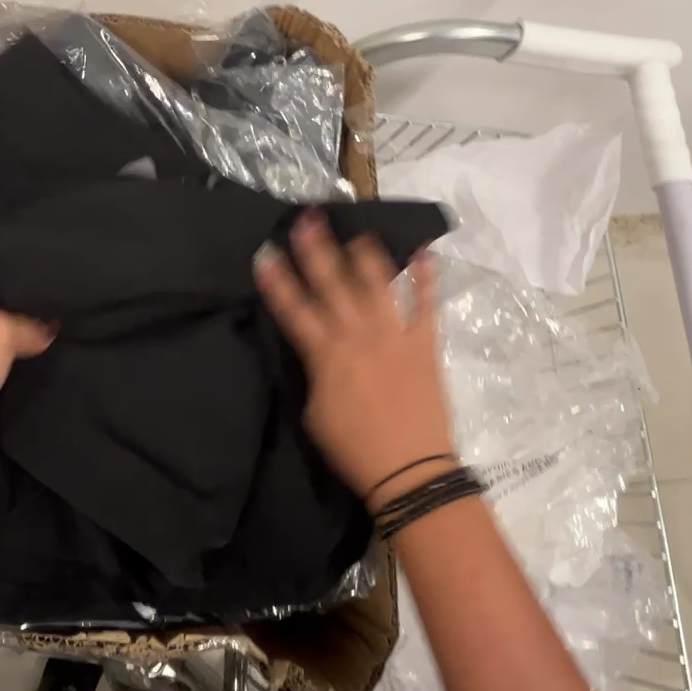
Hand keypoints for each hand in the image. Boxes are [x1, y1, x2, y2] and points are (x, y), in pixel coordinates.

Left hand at [0, 272, 54, 460]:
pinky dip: (17, 350)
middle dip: (17, 292)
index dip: (1, 256)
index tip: (33, 251)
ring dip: (20, 324)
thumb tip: (52, 326)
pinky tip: (45, 340)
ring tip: (57, 306)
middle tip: (54, 278)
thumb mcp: (1, 330)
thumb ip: (31, 323)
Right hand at [255, 212, 454, 506]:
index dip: (276, 280)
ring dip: (364, 253)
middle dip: (316, 249)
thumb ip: (314, 370)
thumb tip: (316, 345)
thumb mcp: (314, 410)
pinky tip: (423, 251)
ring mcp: (395, 336)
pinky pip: (426, 304)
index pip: (293, 310)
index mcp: (326, 355)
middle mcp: (358, 336)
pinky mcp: (425, 343)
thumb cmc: (353, 448)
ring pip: (376, 283)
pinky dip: (425, 278)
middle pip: (331, 284)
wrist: (412, 472)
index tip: (265, 252)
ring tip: (357, 229)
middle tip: (307, 218)